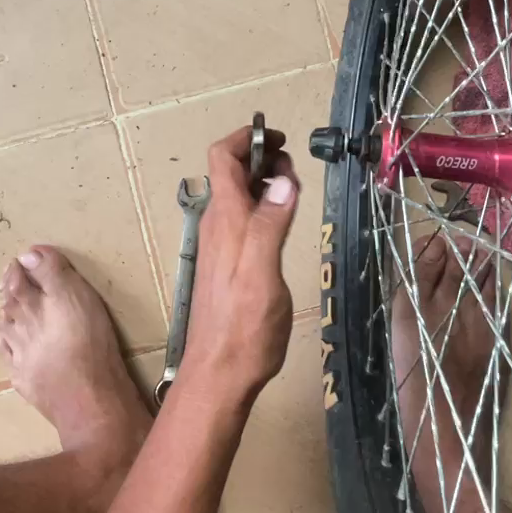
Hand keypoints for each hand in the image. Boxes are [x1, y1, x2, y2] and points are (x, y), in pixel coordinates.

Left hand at [178, 125, 299, 408]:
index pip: (222, 157)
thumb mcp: (263, 271)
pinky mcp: (227, 262)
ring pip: (237, 193)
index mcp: (226, 218)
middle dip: (260, 157)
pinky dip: (262, 204)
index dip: (247, 138)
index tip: (278, 138)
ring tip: (293, 188)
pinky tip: (281, 220)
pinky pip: (242, 216)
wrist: (219, 374)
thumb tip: (283, 179)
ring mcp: (220, 243)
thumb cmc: (244, 325)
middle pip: (230, 171)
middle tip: (293, 167)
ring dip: (263, 180)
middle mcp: (218, 224)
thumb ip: (271, 223)